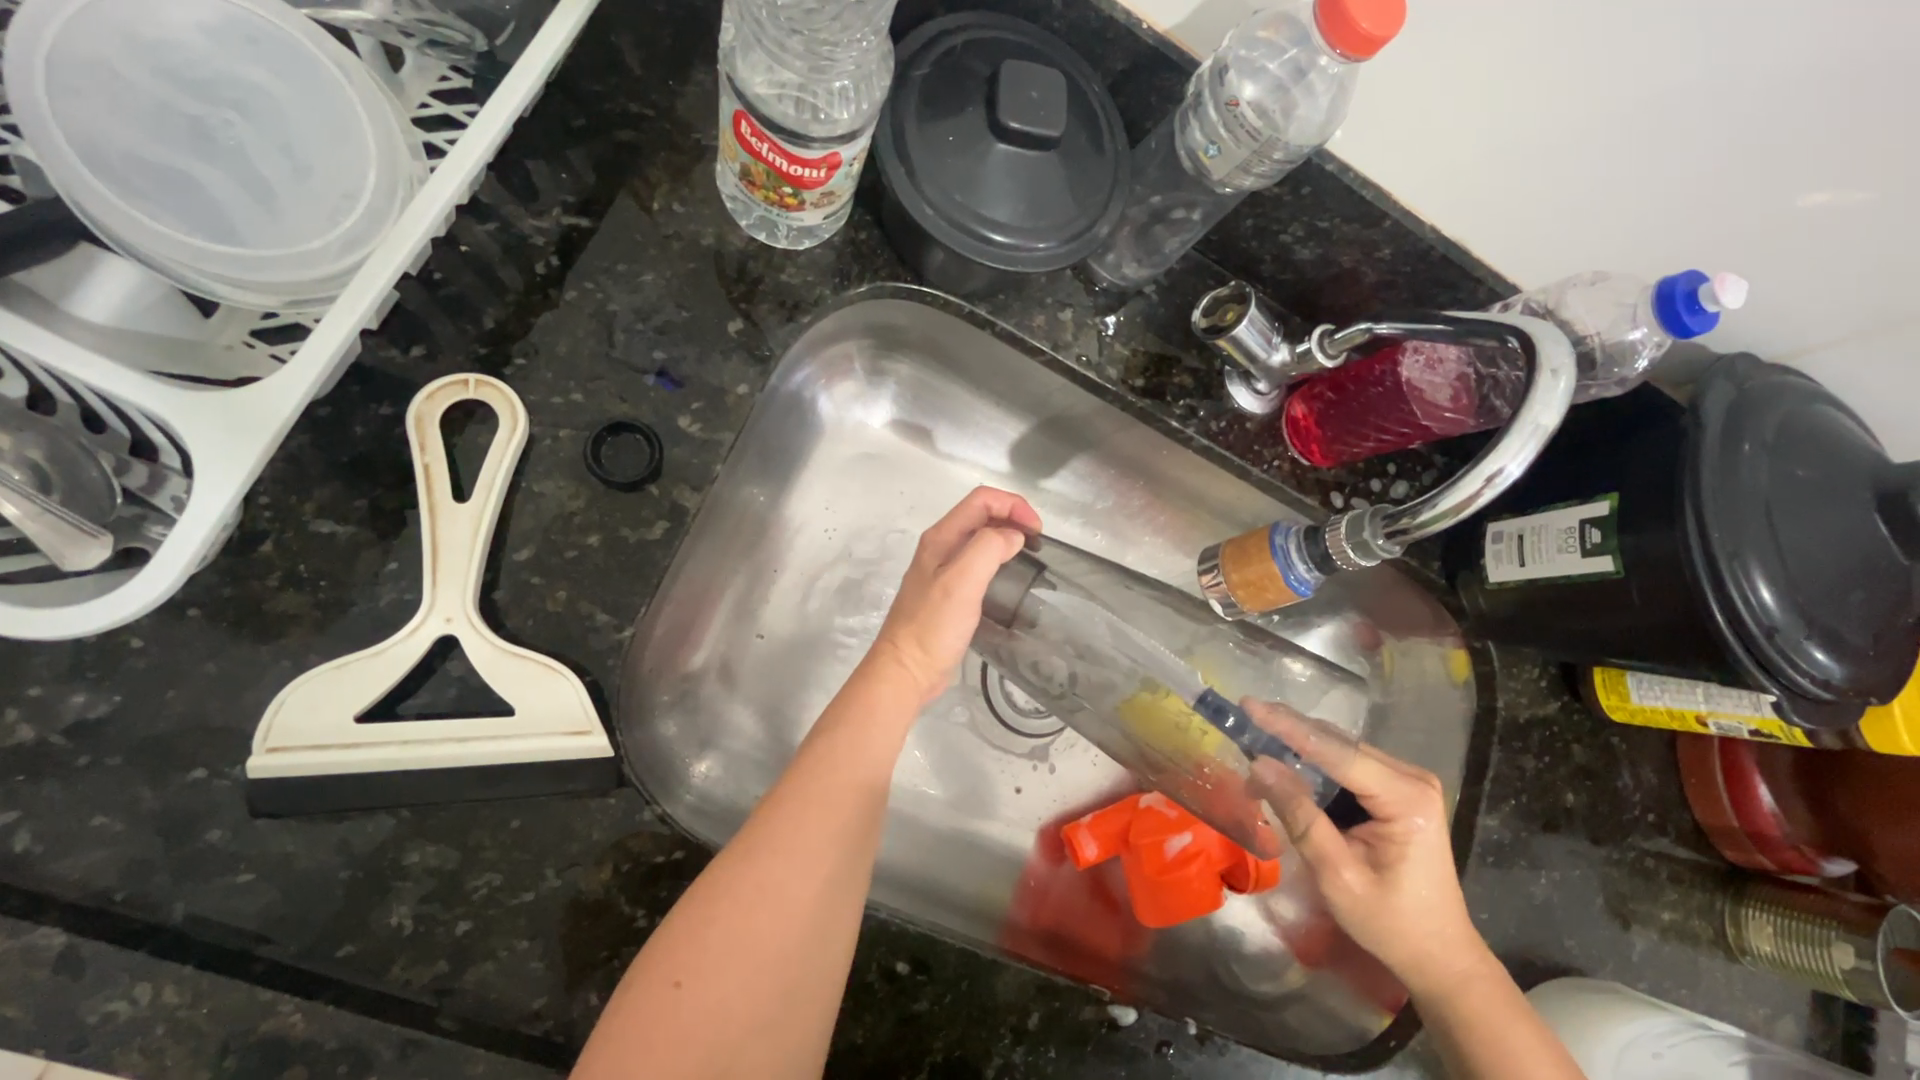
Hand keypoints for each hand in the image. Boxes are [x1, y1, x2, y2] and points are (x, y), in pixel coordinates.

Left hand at [867, 487, 1040, 705]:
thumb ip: (988, 548)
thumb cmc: (933, 626)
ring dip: (1007, 537)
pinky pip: (977, 562)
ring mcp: (943, 569)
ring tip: (1029, 555)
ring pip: (980, 538)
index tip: (1037, 531)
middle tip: (1038, 542)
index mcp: (941, 537)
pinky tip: (1009, 577)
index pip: (981, 500)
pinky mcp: (949, 592)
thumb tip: (1012, 536)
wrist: (906, 670)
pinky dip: (998, 558)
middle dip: (1013, 517)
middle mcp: (940, 547)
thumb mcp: (963, 581)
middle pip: (981, 514)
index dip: (1013, 506)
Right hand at [1243, 700, 1491, 996]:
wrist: (1437, 952)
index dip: (1288, 727)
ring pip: (1342, 750)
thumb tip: (1259, 765)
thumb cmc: (1389, 920)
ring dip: (1297, 746)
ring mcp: (1409, 782)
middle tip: (1242, 718)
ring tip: (1254, 739)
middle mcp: (1412, 778)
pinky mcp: (1399, 791)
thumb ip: (1299, 814)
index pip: (1336, 752)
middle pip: (1339, 744)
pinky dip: (1314, 763)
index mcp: (1405, 798)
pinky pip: (1349, 765)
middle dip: (1288, 731)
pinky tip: (1284, 761)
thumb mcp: (1336, 872)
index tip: (1248, 706)